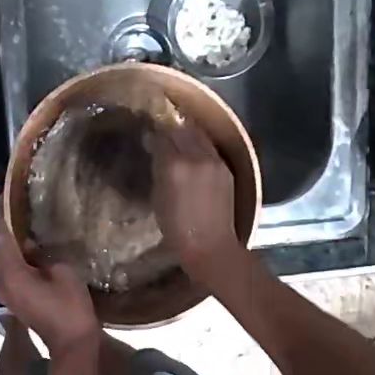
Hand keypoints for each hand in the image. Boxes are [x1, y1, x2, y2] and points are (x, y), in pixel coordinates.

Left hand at [0, 218, 99, 356]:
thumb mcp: (63, 272)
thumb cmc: (71, 308)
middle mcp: (1, 283)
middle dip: (4, 228)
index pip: (2, 237)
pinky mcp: (14, 299)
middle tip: (15, 206)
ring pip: (1, 261)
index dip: (4, 216)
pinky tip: (27, 248)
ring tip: (22, 223)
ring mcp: (6, 293)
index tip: (6, 197)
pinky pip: (8, 271)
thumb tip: (31, 245)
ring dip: (8, 243)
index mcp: (11, 274)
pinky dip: (13, 257)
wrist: (72, 344)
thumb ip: (43, 255)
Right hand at [149, 122, 243, 279]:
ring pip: (198, 135)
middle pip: (181, 130)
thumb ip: (158, 170)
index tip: (148, 136)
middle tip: (162, 134)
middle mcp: (196, 157)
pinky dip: (199, 145)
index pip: (162, 137)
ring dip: (186, 133)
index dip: (153, 135)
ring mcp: (214, 161)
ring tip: (177, 138)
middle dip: (170, 130)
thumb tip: (156, 152)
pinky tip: (193, 151)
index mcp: (174, 166)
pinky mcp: (226, 167)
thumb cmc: (176, 228)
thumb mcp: (158, 197)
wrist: (211, 244)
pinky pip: (209, 148)